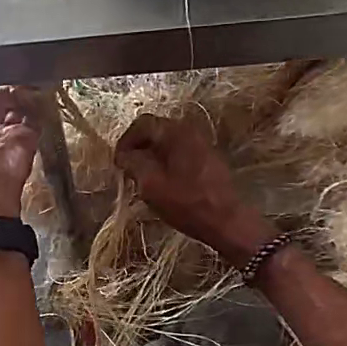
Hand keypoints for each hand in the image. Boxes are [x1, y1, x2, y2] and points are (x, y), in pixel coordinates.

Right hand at [115, 114, 273, 265]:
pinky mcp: (208, 159)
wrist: (228, 221)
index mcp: (176, 132)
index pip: (142, 123)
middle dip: (138, 148)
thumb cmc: (187, 202)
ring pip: (167, 143)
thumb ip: (133, 163)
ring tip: (142, 178)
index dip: (125, 141)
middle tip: (127, 169)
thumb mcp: (151, 184)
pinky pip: (179, 152)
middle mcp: (190, 131)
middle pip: (155, 131)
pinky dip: (166, 162)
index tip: (118, 162)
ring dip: (151, 156)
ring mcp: (202, 144)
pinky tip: (162, 182)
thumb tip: (124, 155)